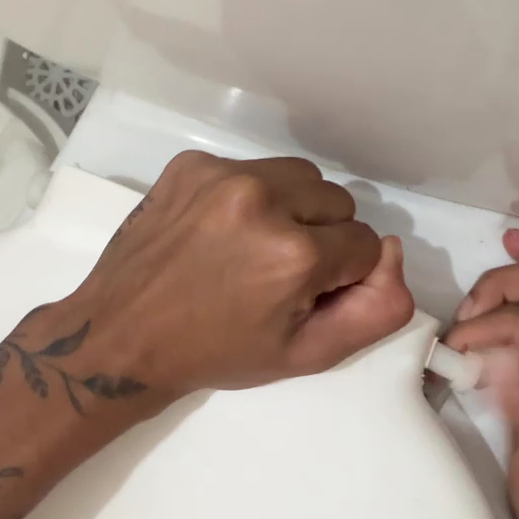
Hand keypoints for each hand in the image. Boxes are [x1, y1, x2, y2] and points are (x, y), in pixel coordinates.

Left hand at [61, 151, 414, 398]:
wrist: (124, 336)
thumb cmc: (217, 353)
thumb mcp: (305, 355)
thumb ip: (374, 311)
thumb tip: (393, 252)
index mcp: (294, 254)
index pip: (365, 245)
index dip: (342, 277)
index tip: (304, 296)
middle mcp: (262, 200)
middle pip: (339, 204)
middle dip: (324, 239)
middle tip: (281, 274)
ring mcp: (222, 175)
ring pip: (301, 178)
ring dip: (295, 210)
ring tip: (256, 248)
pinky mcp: (192, 164)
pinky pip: (253, 169)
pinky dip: (252, 198)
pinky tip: (222, 232)